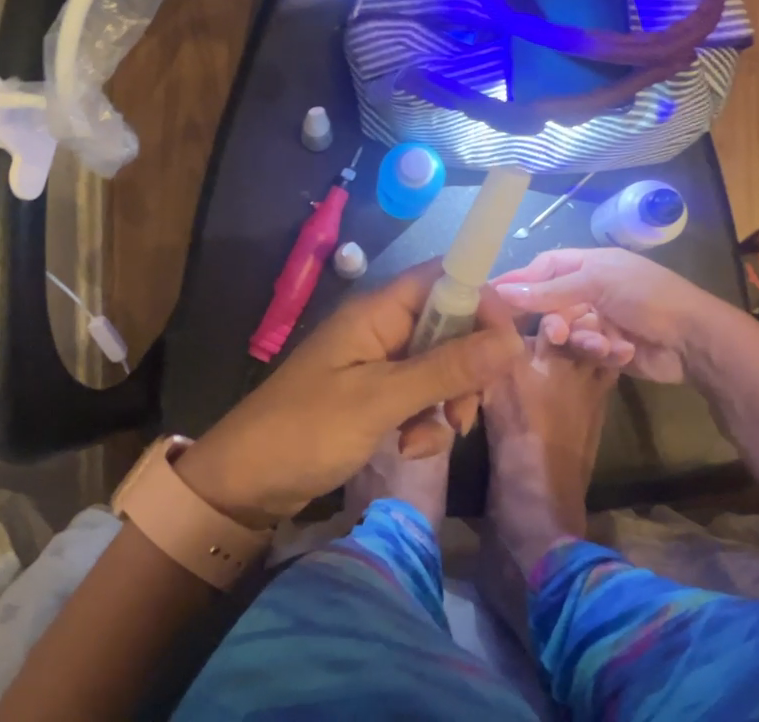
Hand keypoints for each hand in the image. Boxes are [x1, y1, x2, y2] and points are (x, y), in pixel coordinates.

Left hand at [177, 261, 525, 525]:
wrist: (246, 481)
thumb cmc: (306, 430)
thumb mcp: (380, 400)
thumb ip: (446, 369)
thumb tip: (512, 341)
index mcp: (377, 311)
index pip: (446, 278)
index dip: (483, 302)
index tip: (508, 348)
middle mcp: (380, 329)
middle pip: (451, 327)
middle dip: (469, 370)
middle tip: (464, 414)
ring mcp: (377, 364)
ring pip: (441, 368)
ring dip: (445, 405)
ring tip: (425, 441)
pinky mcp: (374, 398)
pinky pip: (419, 399)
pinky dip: (423, 423)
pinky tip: (408, 450)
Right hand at [492, 248, 742, 383]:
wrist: (695, 340)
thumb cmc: (646, 298)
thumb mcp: (595, 284)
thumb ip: (547, 290)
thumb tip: (501, 290)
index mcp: (591, 264)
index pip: (543, 267)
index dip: (519, 280)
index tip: (491, 295)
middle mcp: (593, 289)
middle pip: (551, 302)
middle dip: (553, 317)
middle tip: (552, 333)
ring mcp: (601, 320)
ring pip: (567, 329)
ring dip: (580, 337)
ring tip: (596, 344)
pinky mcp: (608, 348)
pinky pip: (585, 350)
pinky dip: (598, 351)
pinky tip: (617, 352)